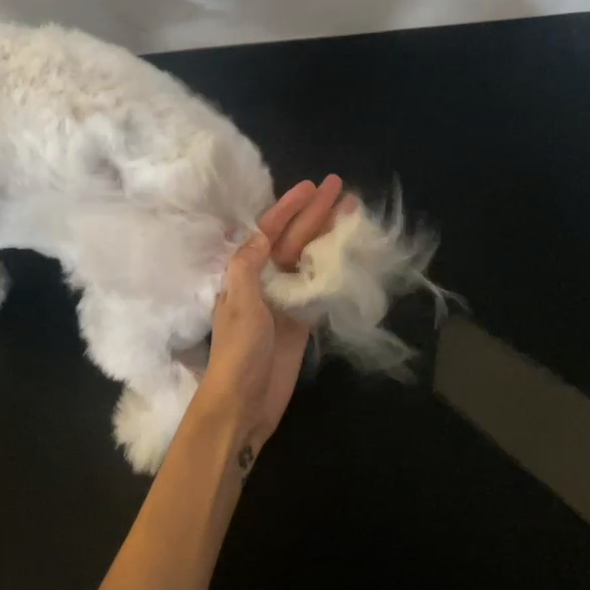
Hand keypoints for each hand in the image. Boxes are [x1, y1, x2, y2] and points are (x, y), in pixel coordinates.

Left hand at [195, 176, 352, 457]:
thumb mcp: (239, 303)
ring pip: (309, 259)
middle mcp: (265, 280)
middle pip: (294, 239)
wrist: (244, 404)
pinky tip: (350, 255)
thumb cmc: (238, 352)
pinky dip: (333, 272)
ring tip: (352, 214)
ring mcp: (284, 300)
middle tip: (342, 189)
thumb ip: (248, 265)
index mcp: (244, 272)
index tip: (312, 186)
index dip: (290, 207)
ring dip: (328, 237)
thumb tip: (262, 232)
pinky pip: (319, 289)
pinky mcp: (301, 323)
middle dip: (316, 214)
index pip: (269, 229)